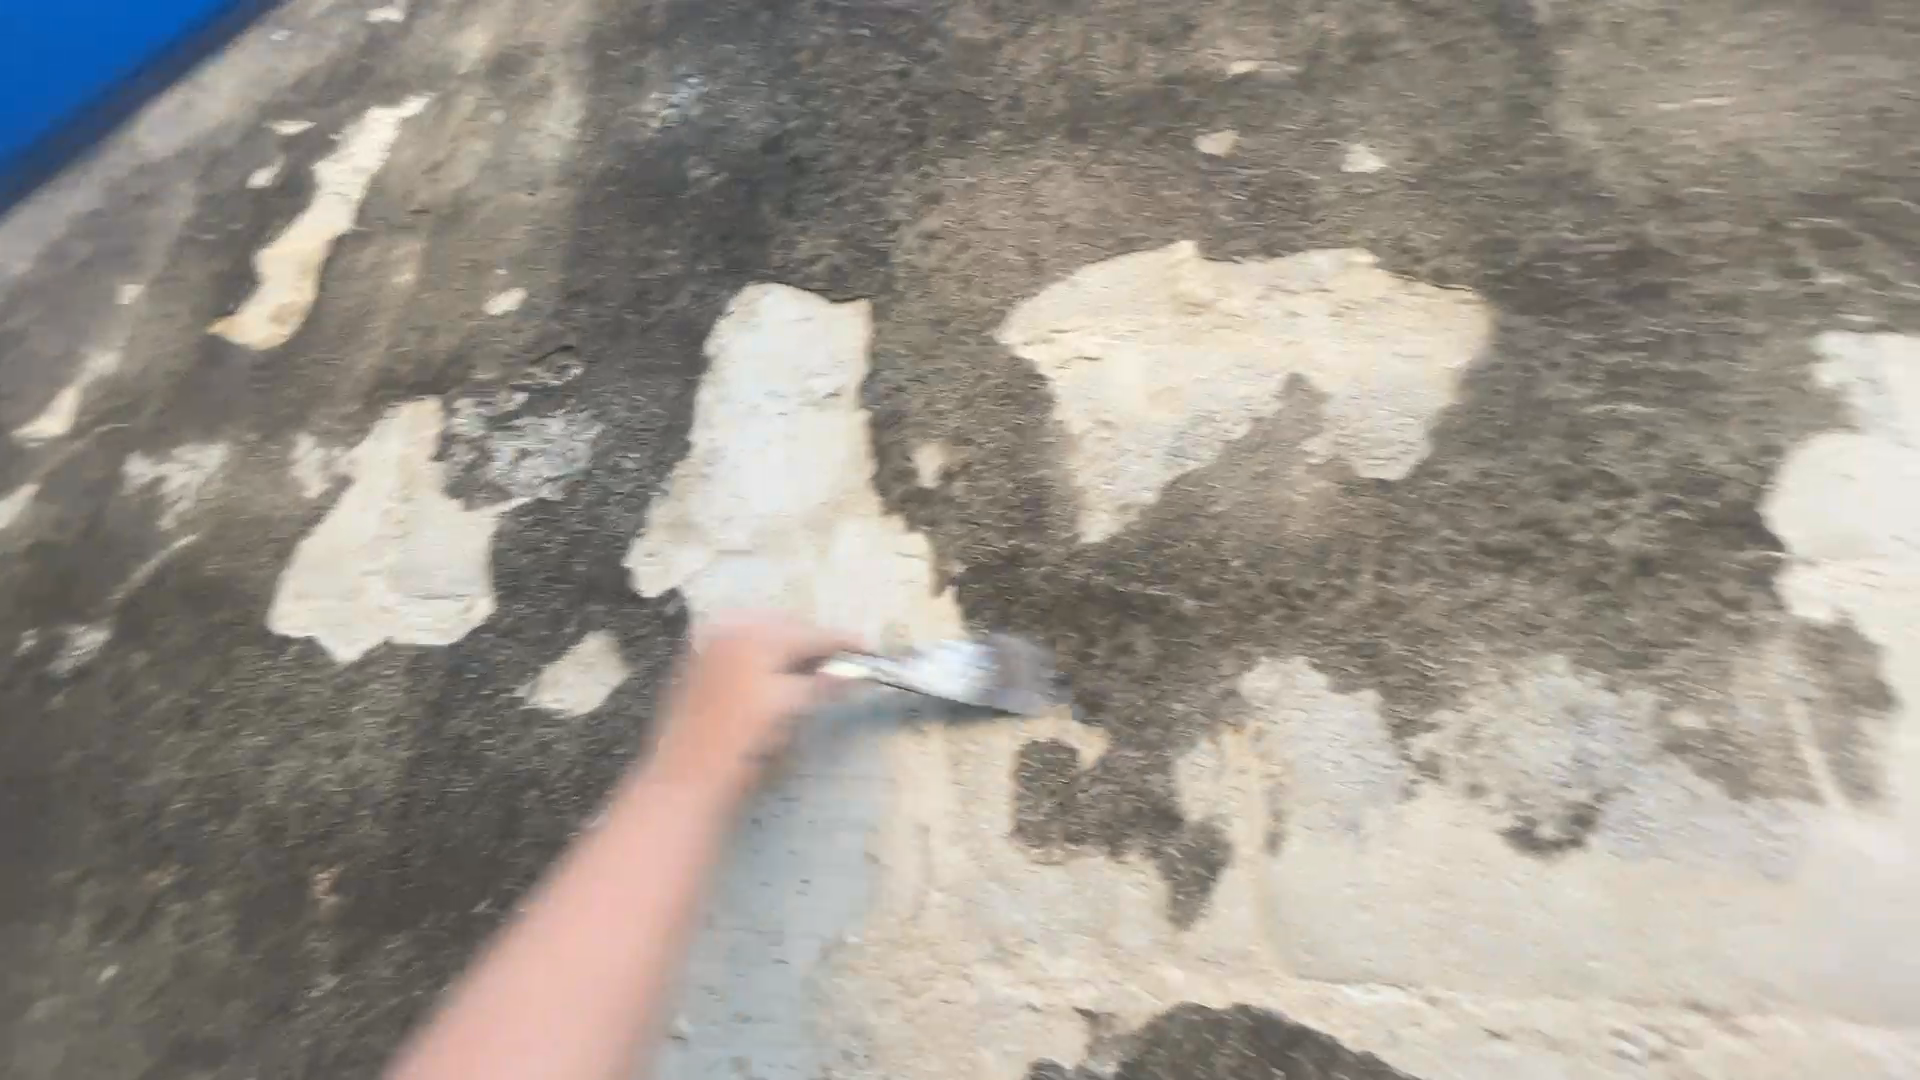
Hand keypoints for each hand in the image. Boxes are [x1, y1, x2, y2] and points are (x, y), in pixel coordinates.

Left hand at [650, 613, 859, 797]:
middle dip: (816, 643)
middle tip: (843, 663)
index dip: (844, 642)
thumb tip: (852, 673)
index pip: (811, 632)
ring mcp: (710, 644)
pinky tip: (778, 675)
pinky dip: (767, 653)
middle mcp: (730, 630)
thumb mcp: (790, 710)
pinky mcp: (698, 661)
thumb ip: (822, 685)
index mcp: (754, 636)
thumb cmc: (741, 748)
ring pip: (766, 633)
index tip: (869, 650)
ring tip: (814, 670)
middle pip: (788, 626)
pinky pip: (744, 644)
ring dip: (792, 647)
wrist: (685, 782)